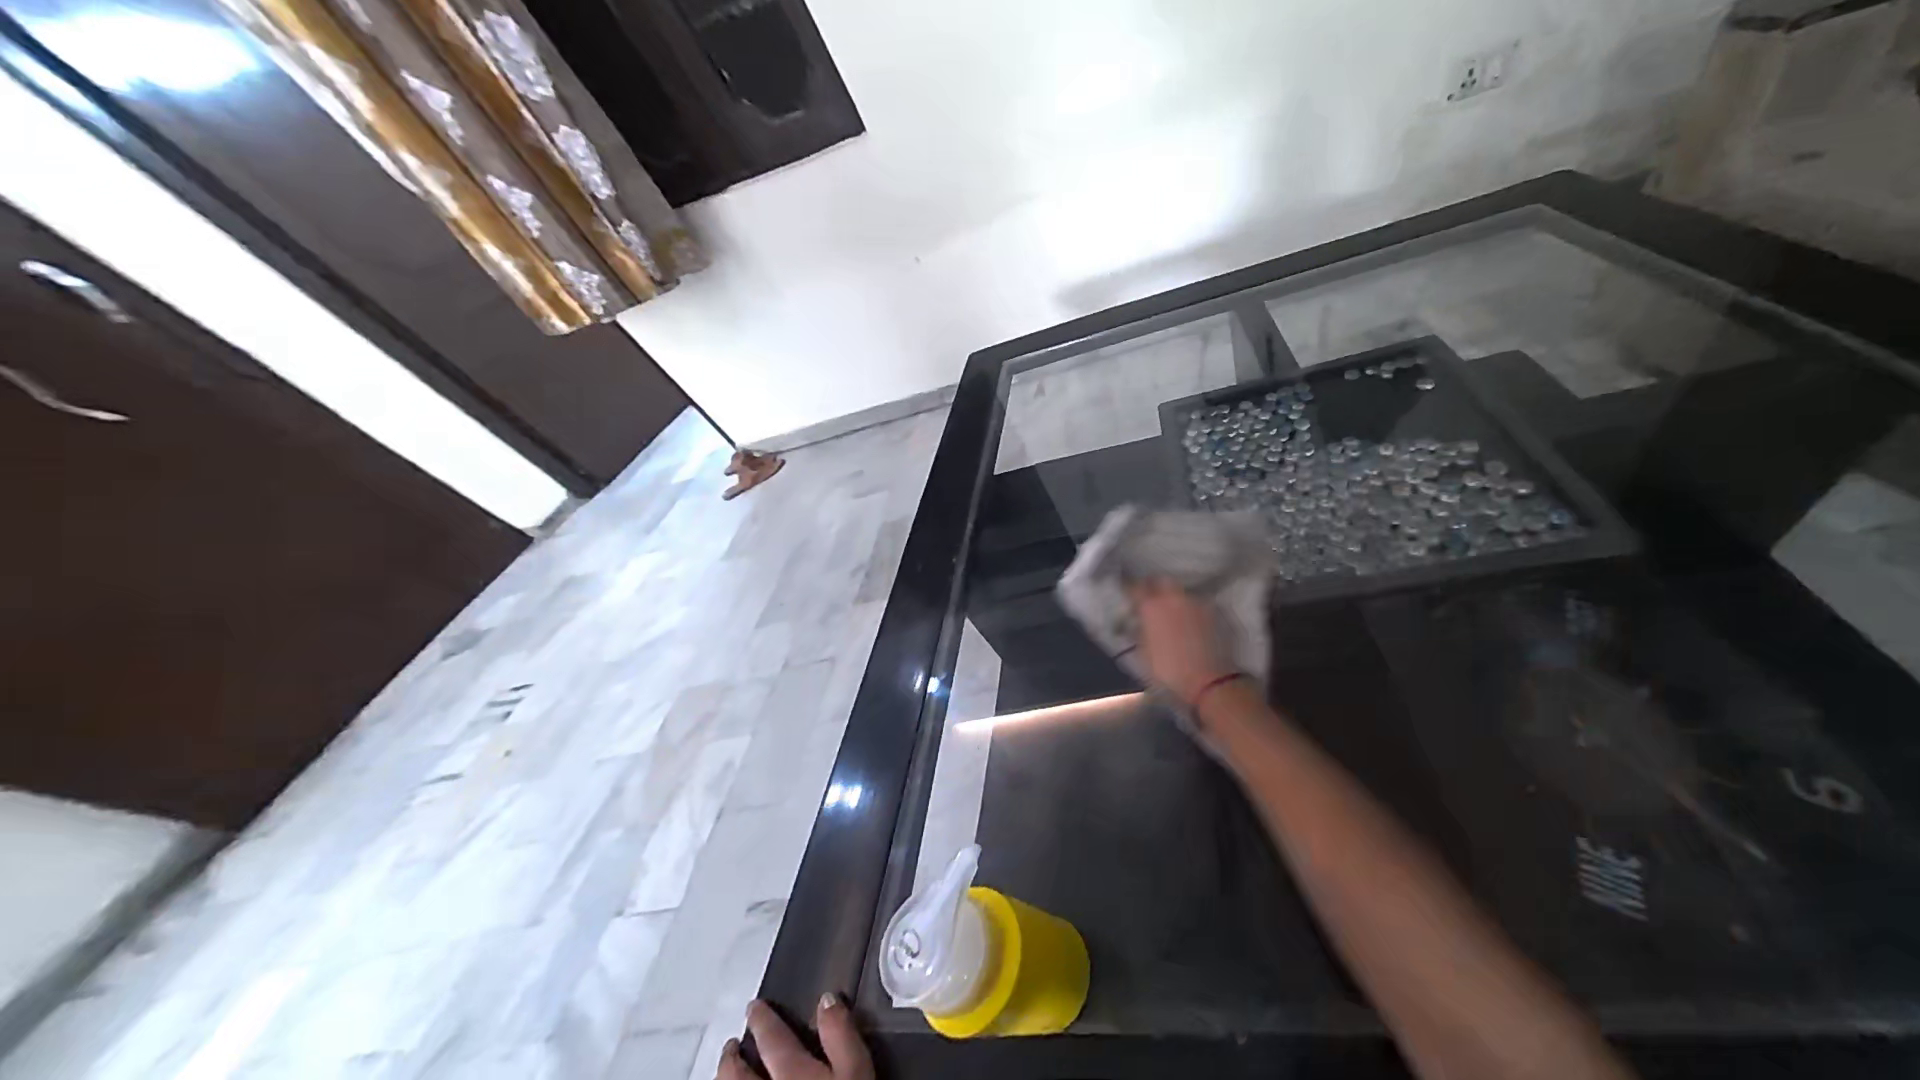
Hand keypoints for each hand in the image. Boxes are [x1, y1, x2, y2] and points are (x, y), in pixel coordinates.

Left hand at [719, 996, 872, 1079]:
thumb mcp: (855, 1075)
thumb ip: (841, 1036)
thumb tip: (826, 999)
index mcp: (790, 1073)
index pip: (771, 1039)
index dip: (763, 1020)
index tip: (754, 1007)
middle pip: (735, 1075)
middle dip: (731, 1057)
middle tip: (731, 1044)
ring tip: (726, 1075)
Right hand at [1126, 579, 1236, 705]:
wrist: (1210, 681)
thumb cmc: (1168, 671)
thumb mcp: (1142, 653)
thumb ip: (1138, 631)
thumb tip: (1135, 621)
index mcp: (1150, 606)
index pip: (1133, 586)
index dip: (1129, 589)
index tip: (1127, 595)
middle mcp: (1173, 597)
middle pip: (1161, 580)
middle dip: (1154, 586)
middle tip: (1150, 599)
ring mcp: (1196, 602)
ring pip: (1181, 591)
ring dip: (1174, 598)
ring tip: (1172, 611)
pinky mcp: (1214, 611)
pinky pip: (1197, 602)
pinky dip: (1191, 608)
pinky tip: (1191, 621)